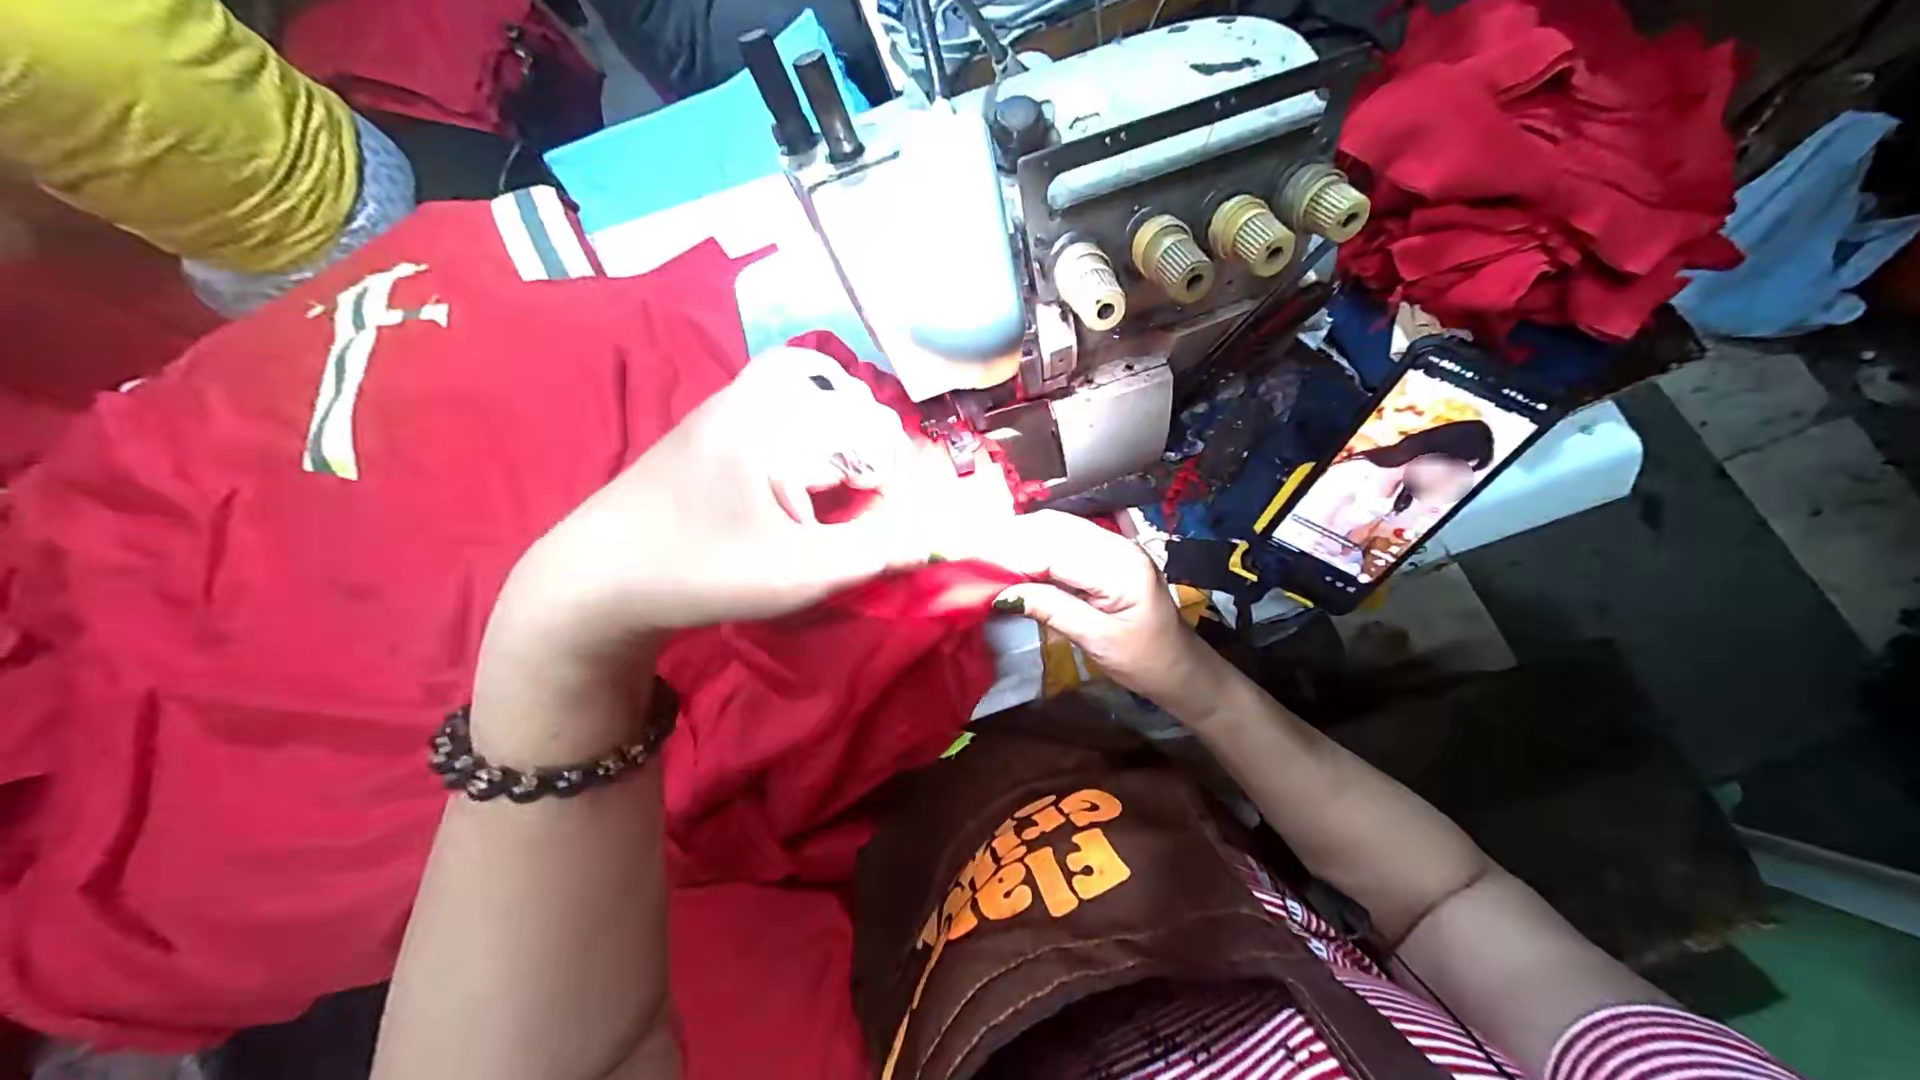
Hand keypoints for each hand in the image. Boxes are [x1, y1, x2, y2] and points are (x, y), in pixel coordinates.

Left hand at [490, 347, 965, 669]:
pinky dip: (808, 444)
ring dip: (839, 450)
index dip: (892, 483)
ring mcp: (732, 401)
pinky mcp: (717, 420)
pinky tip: (790, 487)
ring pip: (819, 407)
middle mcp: (757, 392)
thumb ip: (880, 550)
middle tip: (852, 510)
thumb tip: (941, 537)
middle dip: (868, 461)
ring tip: (828, 497)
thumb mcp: (801, 572)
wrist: (595, 578)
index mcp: (779, 418)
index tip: (877, 526)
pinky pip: (786, 413)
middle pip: (851, 408)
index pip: (877, 431)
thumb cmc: (701, 574)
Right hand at [983, 511, 1217, 710]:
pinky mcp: (1107, 555)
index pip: (1055, 549)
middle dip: (1011, 540)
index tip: (978, 568)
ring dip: (1020, 539)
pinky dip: (1036, 546)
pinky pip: (1065, 540)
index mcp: (1120, 566)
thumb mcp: (1099, 641)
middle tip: (974, 557)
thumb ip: (1053, 610)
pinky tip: (1015, 559)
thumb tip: (1004, 594)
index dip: (1013, 556)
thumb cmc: (1146, 661)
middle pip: (1054, 527)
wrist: (1181, 668)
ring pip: (1056, 527)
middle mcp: (1117, 545)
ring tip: (988, 556)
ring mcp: (1114, 546)